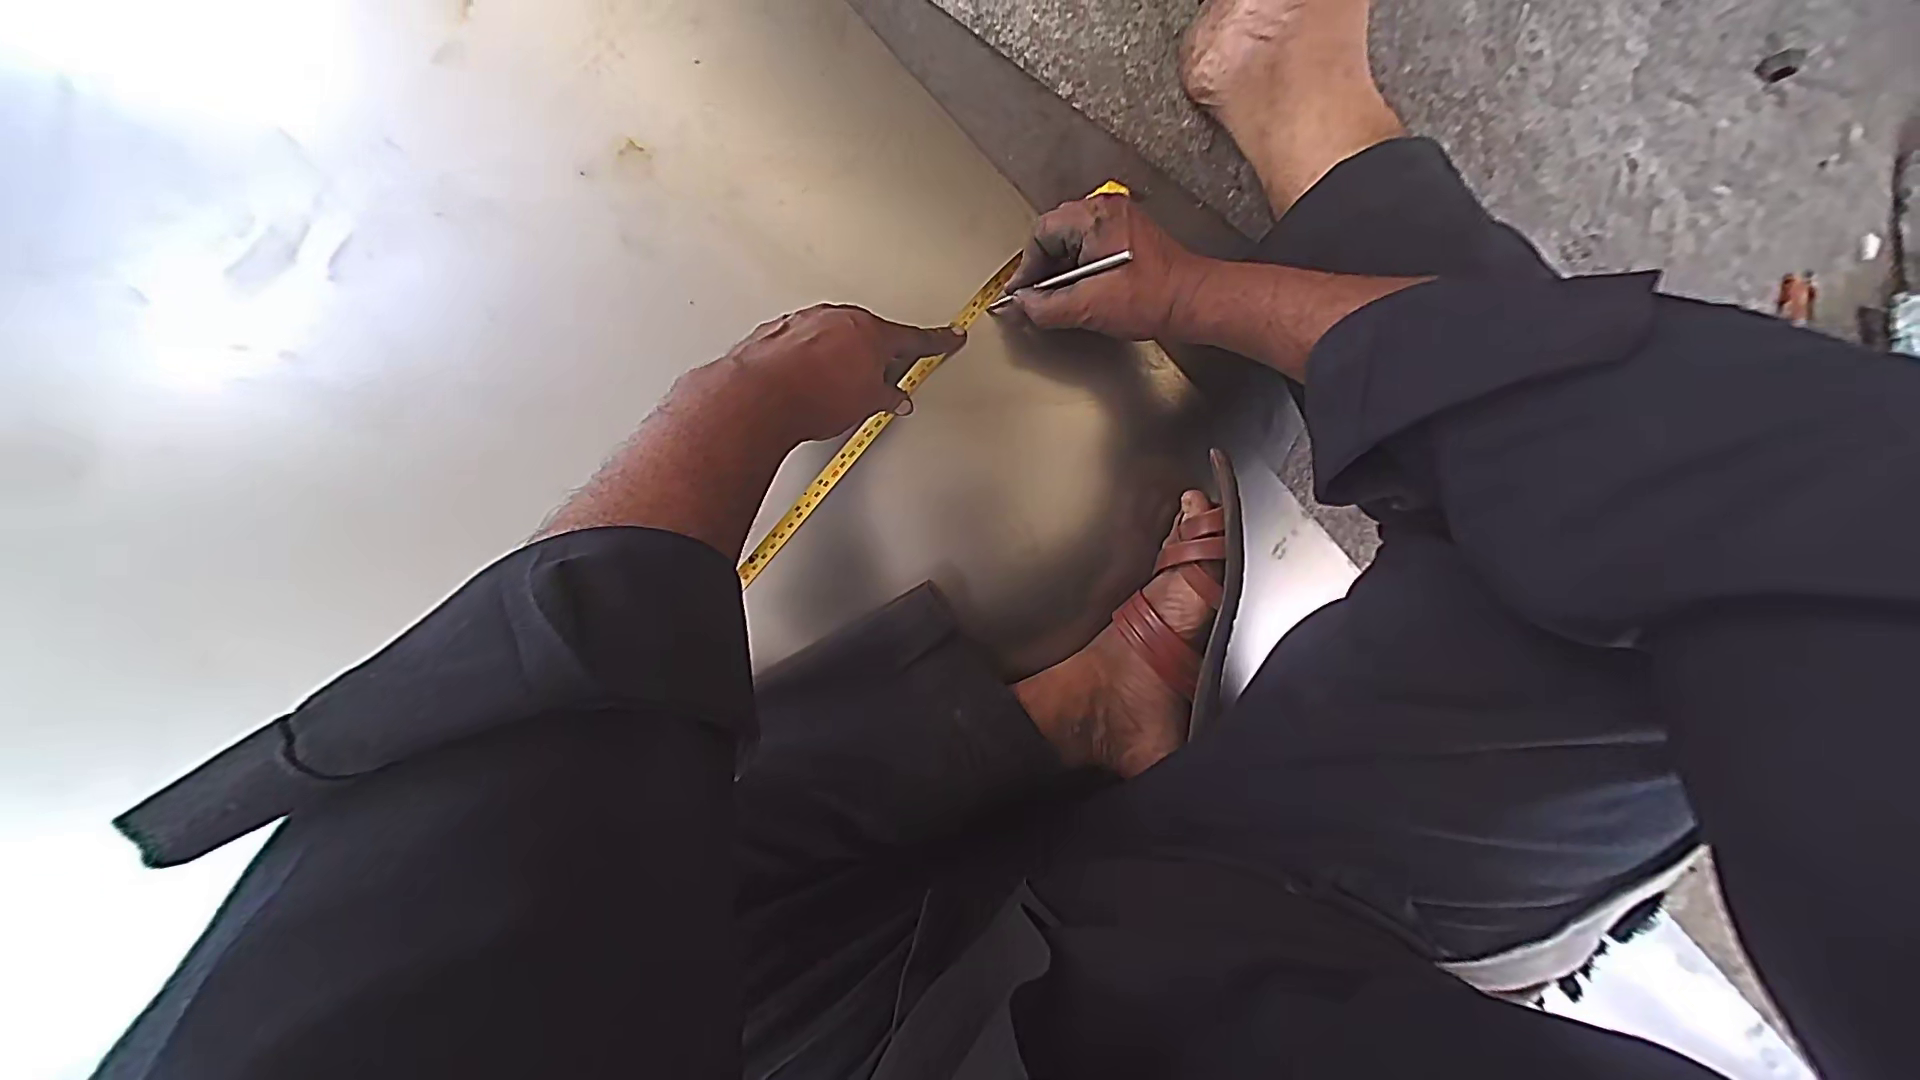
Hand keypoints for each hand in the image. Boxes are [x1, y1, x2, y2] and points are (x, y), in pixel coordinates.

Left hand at [713, 304, 965, 442]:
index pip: (915, 338)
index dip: (937, 342)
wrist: (757, 399)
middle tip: (879, 387)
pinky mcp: (780, 331)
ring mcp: (807, 321)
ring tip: (834, 394)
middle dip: (878, 360)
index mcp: (871, 332)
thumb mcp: (866, 405)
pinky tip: (809, 384)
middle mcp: (839, 318)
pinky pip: (808, 344)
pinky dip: (812, 361)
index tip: (951, 337)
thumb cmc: (809, 398)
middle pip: (872, 336)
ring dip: (842, 361)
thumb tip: (895, 398)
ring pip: (837, 338)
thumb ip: (887, 397)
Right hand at [1000, 195, 1205, 339]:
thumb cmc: (1152, 297)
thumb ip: (1046, 306)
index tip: (1022, 291)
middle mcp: (1107, 210)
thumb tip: (1023, 304)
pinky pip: (1088, 247)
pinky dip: (1076, 269)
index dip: (1027, 267)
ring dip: (1059, 270)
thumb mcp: (1088, 307)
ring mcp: (1118, 221)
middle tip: (1037, 296)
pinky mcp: (1126, 236)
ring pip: (1071, 242)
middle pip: (1054, 235)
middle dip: (1042, 268)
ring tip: (1059, 297)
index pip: (1041, 234)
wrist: (1189, 301)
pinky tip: (1079, 291)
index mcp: (1096, 217)